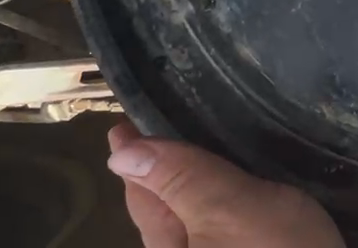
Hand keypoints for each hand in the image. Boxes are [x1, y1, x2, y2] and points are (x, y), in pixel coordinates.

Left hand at [107, 122, 344, 247]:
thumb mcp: (234, 209)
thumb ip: (184, 179)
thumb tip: (124, 152)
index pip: (141, 192)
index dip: (134, 154)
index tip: (123, 124)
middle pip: (159, 211)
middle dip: (157, 175)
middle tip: (158, 133)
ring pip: (185, 224)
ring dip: (188, 190)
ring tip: (192, 158)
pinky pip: (210, 233)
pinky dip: (213, 207)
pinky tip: (231, 196)